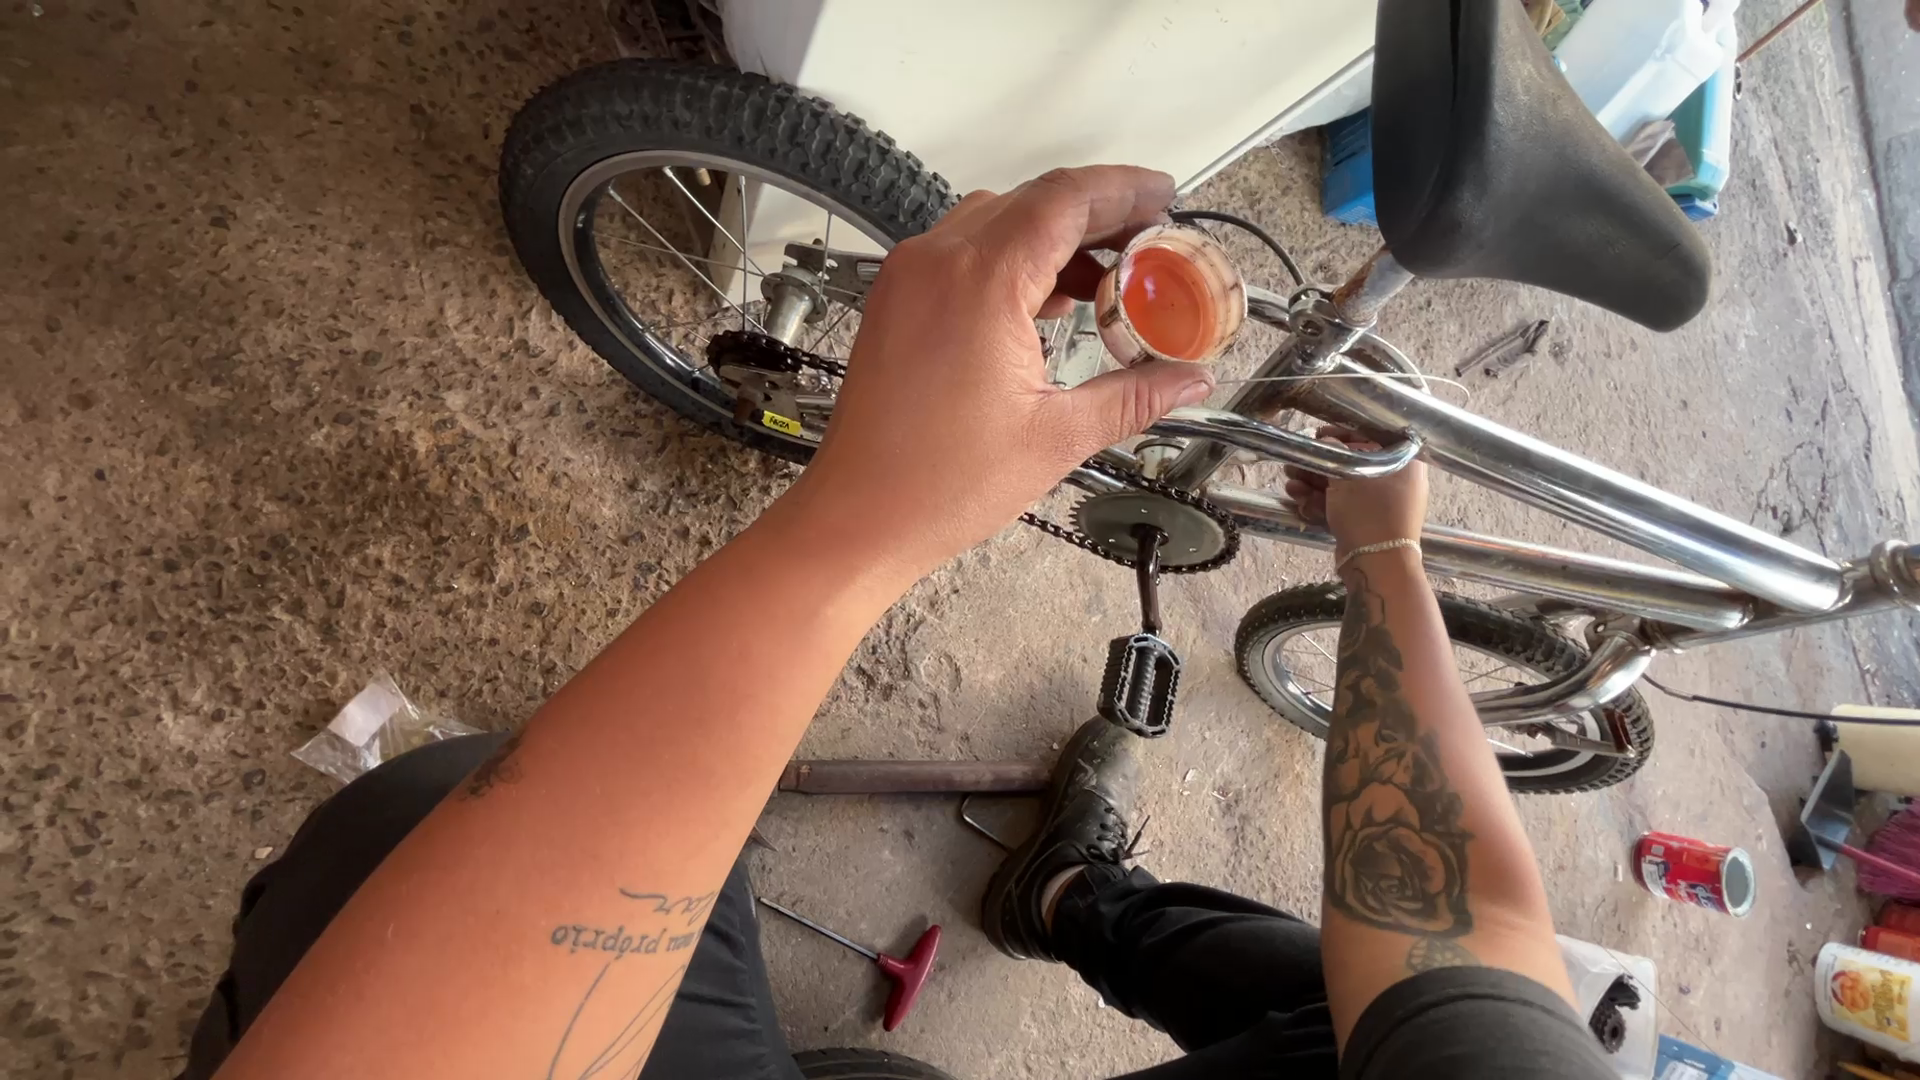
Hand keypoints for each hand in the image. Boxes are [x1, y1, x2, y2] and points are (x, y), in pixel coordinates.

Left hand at [787, 166, 1217, 577]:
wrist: (859, 518)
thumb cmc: (938, 485)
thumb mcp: (1055, 437)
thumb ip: (1132, 396)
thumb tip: (1188, 379)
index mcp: (980, 282)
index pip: (1066, 199)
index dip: (1124, 190)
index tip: (1164, 196)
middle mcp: (935, 263)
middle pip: (1031, 203)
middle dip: (1095, 217)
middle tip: (1145, 247)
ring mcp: (906, 281)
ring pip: (993, 225)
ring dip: (1051, 241)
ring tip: (1101, 283)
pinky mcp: (893, 305)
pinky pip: (959, 257)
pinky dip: (1008, 264)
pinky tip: (1042, 304)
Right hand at [1283, 426, 1428, 554]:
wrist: (1376, 562)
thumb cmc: (1369, 513)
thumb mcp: (1347, 476)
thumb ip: (1333, 453)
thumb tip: (1323, 441)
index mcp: (1404, 462)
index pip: (1373, 436)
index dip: (1343, 433)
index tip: (1319, 435)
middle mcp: (1396, 480)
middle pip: (1352, 463)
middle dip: (1319, 464)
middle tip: (1295, 462)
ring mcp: (1380, 503)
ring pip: (1342, 486)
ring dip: (1313, 484)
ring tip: (1290, 484)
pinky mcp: (1365, 521)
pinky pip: (1342, 505)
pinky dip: (1321, 503)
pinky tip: (1299, 501)